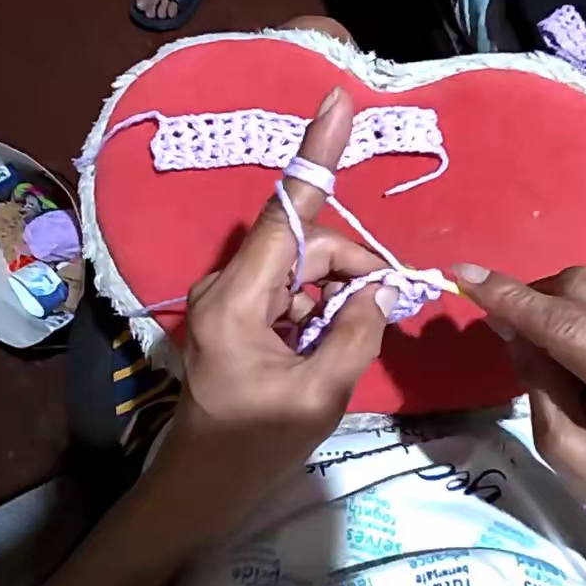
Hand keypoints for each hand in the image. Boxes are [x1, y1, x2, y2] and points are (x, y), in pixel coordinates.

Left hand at [162, 88, 393, 483]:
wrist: (205, 481)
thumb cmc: (256, 444)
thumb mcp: (320, 393)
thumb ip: (357, 333)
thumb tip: (379, 289)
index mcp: (238, 300)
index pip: (287, 216)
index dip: (315, 157)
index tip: (336, 103)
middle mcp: (229, 285)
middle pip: (305, 246)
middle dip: (350, 270)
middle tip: (380, 311)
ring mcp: (231, 297)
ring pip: (302, 270)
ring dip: (335, 295)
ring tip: (340, 345)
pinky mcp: (238, 312)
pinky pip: (290, 291)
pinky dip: (318, 308)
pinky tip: (321, 346)